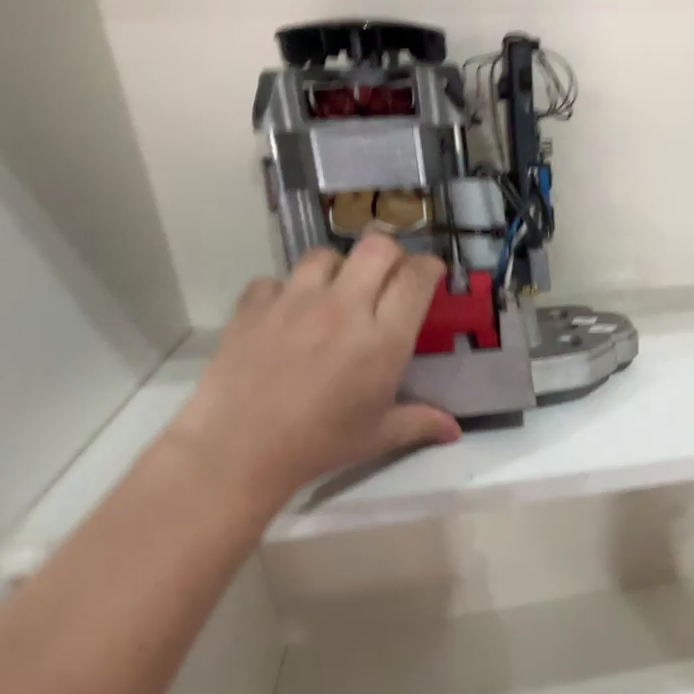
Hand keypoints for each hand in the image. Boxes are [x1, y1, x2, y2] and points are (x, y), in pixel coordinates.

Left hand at [164, 235, 462, 506]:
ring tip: (336, 292)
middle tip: (389, 276)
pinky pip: (276, 280)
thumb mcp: (378, 437)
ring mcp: (295, 301)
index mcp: (383, 339)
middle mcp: (343, 308)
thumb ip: (421, 423)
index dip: (429, 268)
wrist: (240, 447)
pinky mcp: (254, 304)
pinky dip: (287, 291)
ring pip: (325, 255)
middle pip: (377, 247)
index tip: (431, 275)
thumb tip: (454, 431)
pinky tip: (287, 315)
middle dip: (391, 254)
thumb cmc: (320, 444)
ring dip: (339, 268)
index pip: (415, 278)